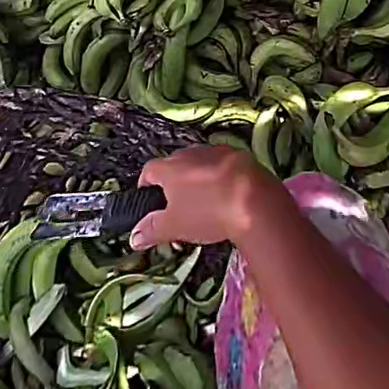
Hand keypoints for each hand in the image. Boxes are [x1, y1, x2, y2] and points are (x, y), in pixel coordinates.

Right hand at [130, 146, 285, 248]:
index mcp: (170, 168)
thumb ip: (152, 229)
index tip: (149, 200)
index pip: (149, 170)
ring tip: (204, 203)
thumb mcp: (175, 226)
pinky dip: (220, 176)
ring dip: (198, 178)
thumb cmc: (208, 212)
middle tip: (178, 207)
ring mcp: (216, 151)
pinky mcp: (239, 154)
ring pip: (199, 163)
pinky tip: (228, 194)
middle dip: (173, 183)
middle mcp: (190, 152)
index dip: (146, 185)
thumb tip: (134, 237)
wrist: (255, 199)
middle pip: (174, 164)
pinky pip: (222, 164)